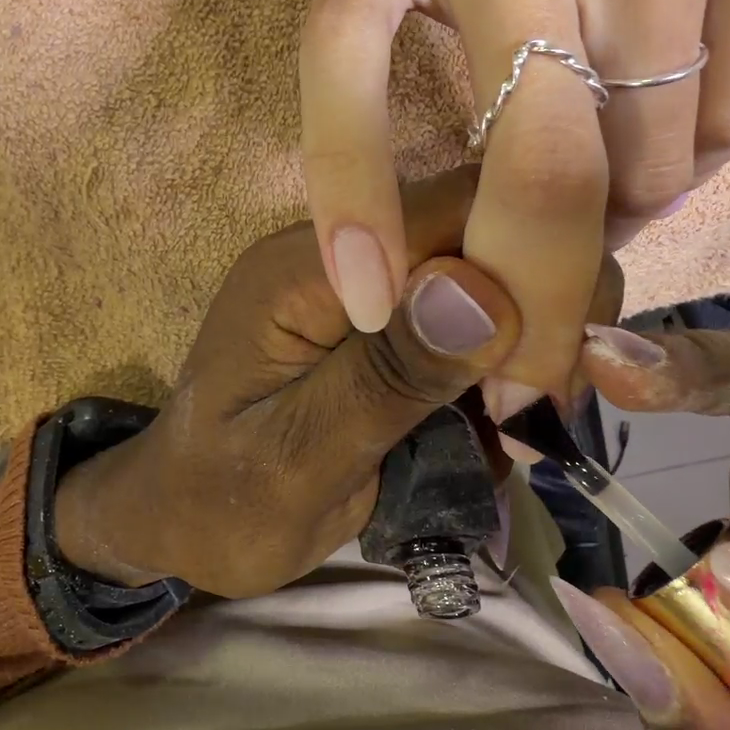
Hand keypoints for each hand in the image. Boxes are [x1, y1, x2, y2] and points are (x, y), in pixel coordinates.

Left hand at [52, 168, 542, 597]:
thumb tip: (485, 290)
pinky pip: (474, 317)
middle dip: (542, 311)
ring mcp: (363, 284)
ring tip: (525, 430)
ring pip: (494, 272)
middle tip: (540, 414)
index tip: (545, 378)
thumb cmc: (222, 502)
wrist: (185, 518)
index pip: (449, 212)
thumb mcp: (298, 459)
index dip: (528, 270)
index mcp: (301, 269)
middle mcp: (337, 254)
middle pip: (484, 230)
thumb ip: (383, 377)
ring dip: (533, 344)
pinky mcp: (383, 322)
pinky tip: (504, 428)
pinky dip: (507, 367)